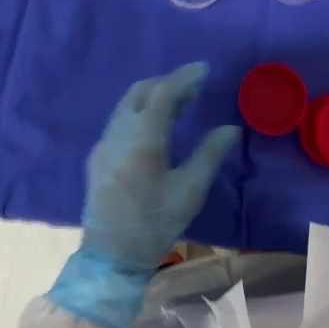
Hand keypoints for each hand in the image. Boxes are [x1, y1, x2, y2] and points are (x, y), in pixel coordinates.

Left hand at [45, 63, 238, 327]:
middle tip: (195, 85)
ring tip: (181, 102)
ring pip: (128, 104)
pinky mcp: (98, 156)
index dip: (184, 77)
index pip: (163, 93)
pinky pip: (120, 119)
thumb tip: (230, 128)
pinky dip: (141, 111)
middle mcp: (118, 133)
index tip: (205, 70)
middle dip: (168, 82)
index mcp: (141, 139)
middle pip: (141, 91)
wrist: (109, 257)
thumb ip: (209, 154)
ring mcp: (104, 143)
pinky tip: (157, 125)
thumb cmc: (154, 224)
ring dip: (153, 95)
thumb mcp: (189, 191)